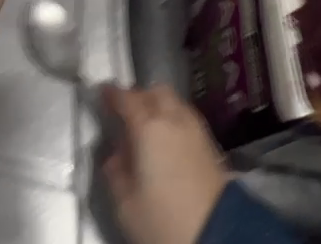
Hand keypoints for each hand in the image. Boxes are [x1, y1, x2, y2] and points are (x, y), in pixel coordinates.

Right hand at [99, 85, 231, 243]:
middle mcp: (174, 120)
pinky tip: (169, 141)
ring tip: (148, 126)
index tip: (102, 93)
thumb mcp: (126, 204)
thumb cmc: (165, 220)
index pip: (127, 98)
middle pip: (155, 92)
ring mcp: (196, 131)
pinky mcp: (212, 147)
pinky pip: (188, 119)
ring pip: (175, 103)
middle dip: (139, 95)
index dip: (112, 93)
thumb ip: (115, 173)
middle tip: (126, 111)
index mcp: (148, 128)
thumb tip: (115, 157)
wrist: (218, 238)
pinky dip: (175, 120)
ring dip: (159, 106)